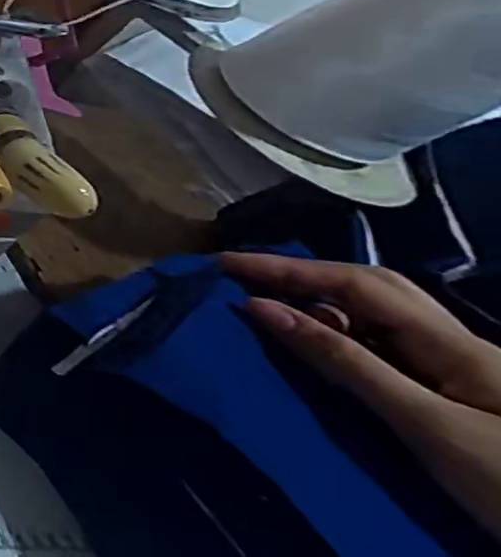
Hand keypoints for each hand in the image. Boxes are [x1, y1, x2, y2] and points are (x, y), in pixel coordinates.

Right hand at [223, 252, 500, 538]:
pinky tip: (315, 342)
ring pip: (381, 318)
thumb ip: (343, 361)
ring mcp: (465, 373)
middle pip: (374, 290)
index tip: (224, 264)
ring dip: (321, 303)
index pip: (357, 285)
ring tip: (269, 305)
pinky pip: (387, 347)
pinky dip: (339, 333)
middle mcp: (462, 347)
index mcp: (459, 346)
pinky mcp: (460, 396)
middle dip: (306, 276)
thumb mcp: (426, 425)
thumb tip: (261, 307)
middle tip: (244, 275)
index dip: (288, 269)